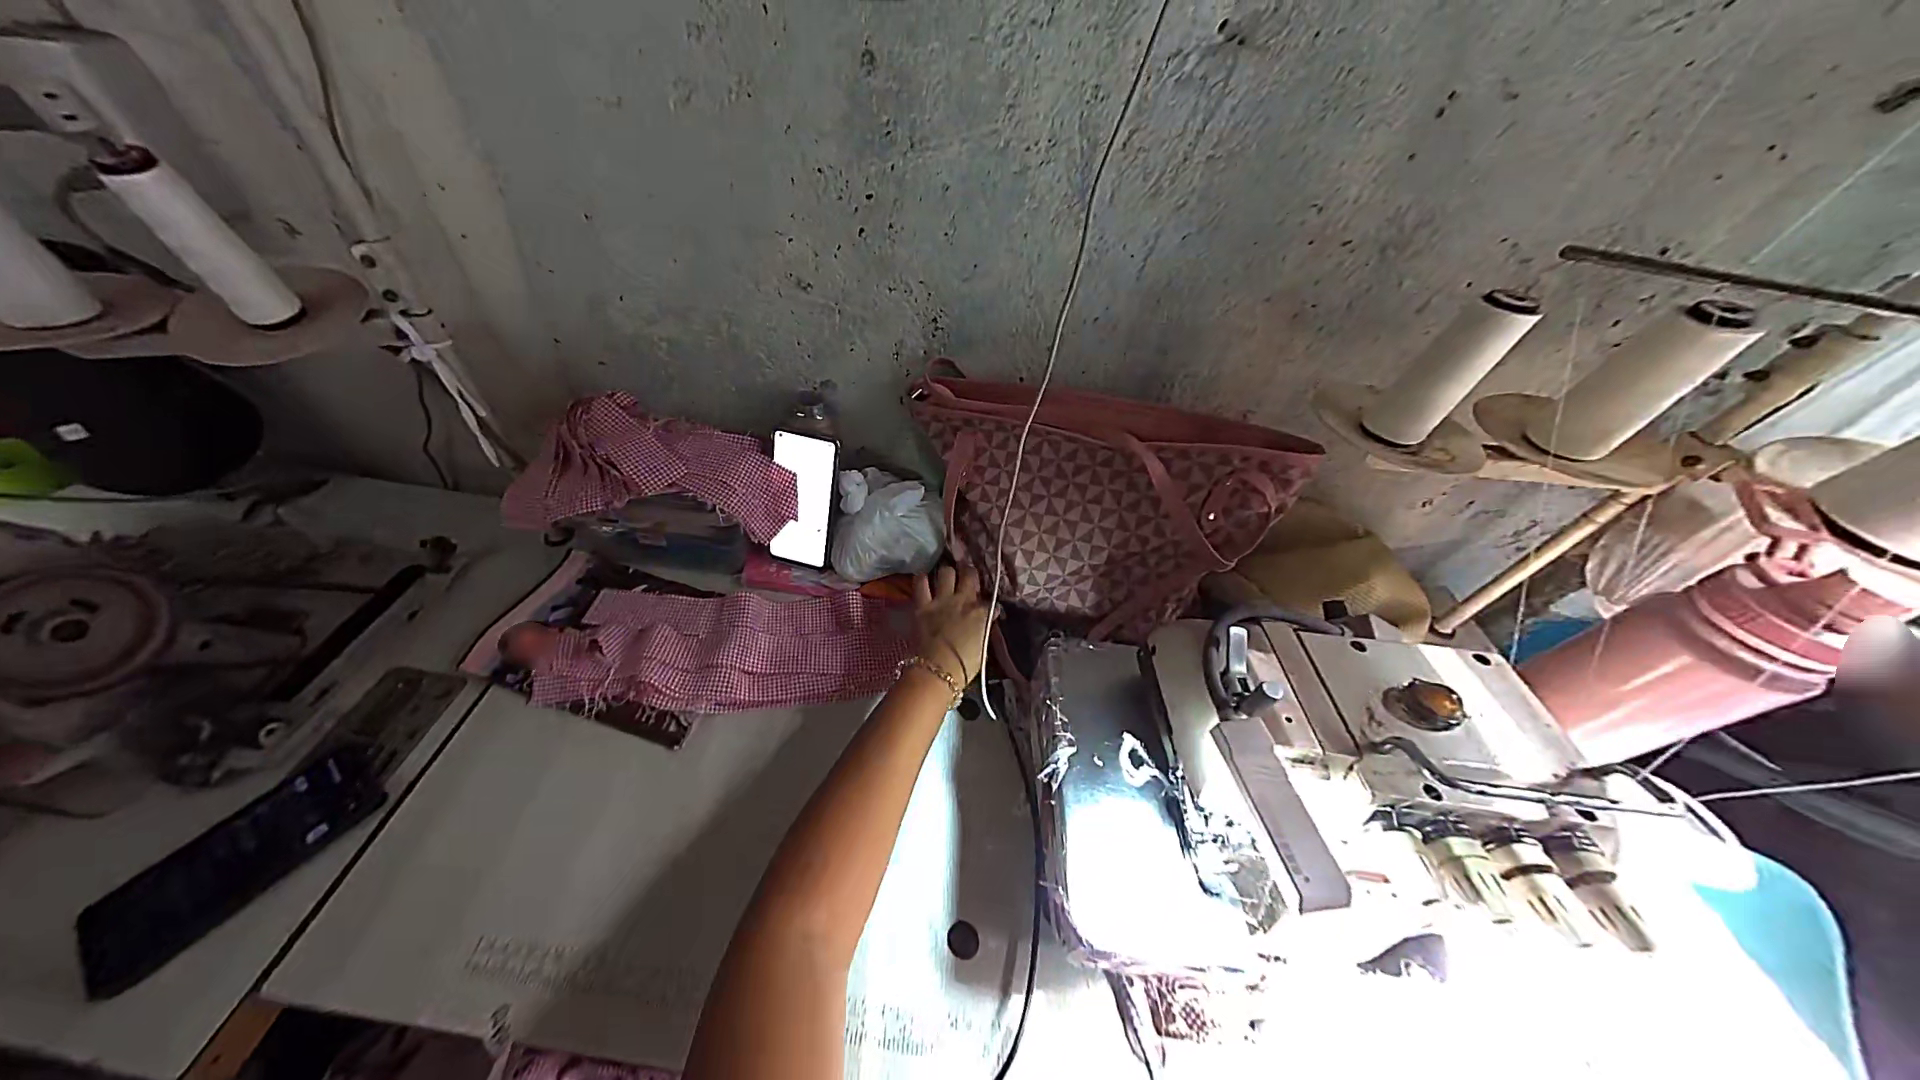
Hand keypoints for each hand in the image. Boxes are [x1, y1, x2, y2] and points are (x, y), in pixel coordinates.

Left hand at [912, 564, 993, 684]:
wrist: (937, 670)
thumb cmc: (964, 666)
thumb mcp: (983, 647)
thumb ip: (985, 627)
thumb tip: (991, 615)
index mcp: (981, 613)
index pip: (989, 599)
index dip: (988, 600)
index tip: (986, 604)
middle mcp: (963, 600)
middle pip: (969, 574)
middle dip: (969, 572)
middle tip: (966, 575)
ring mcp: (941, 600)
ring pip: (946, 572)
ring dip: (947, 573)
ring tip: (946, 576)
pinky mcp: (922, 605)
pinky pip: (921, 583)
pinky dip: (922, 579)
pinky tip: (923, 579)